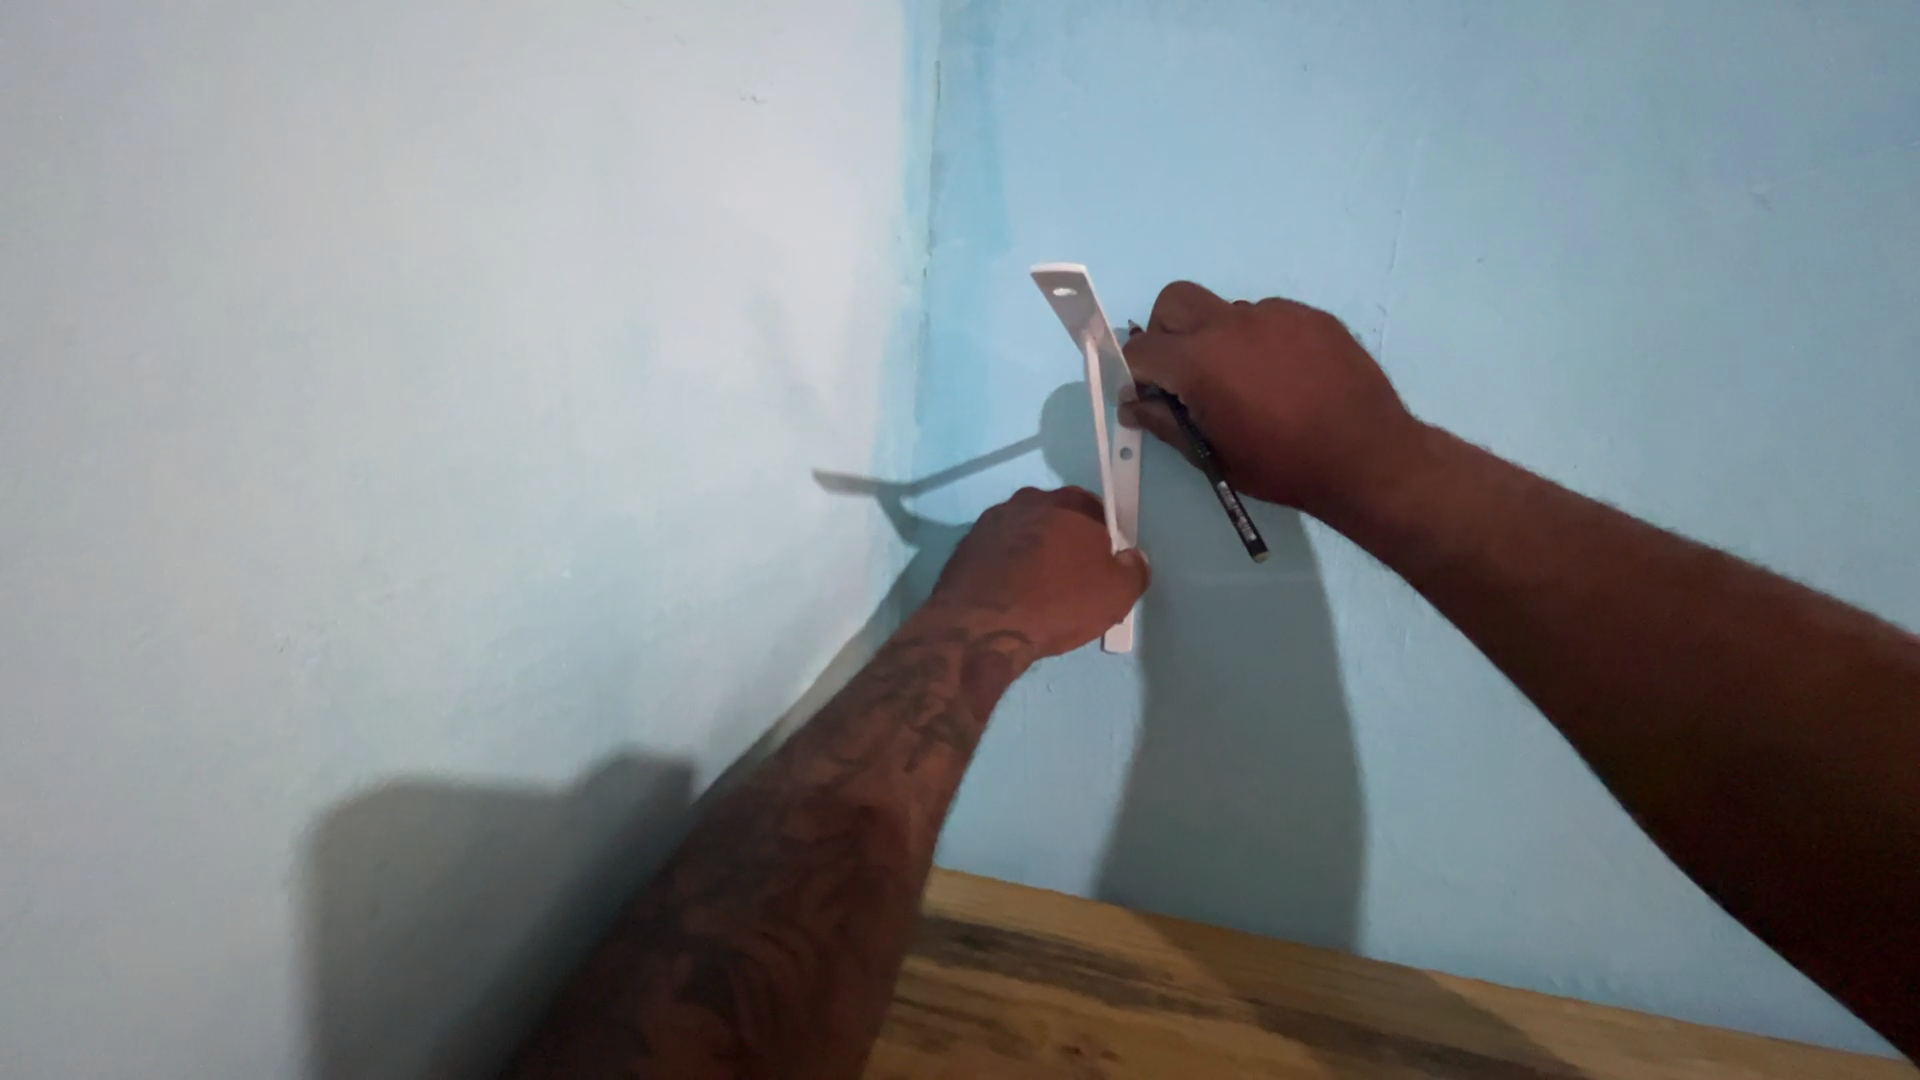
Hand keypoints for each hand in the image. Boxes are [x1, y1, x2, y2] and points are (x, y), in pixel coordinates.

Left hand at [925, 487, 1149, 658]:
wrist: (982, 627)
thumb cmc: (1057, 603)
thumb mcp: (1116, 594)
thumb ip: (1133, 569)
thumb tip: (1132, 557)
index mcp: (1066, 504)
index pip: (1092, 507)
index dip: (1101, 531)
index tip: (1104, 558)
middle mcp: (1025, 503)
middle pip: (1053, 516)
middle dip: (1064, 538)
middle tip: (1072, 573)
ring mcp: (990, 523)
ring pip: (1021, 532)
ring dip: (1032, 551)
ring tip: (1038, 587)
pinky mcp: (964, 548)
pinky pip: (996, 553)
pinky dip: (1005, 566)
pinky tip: (1010, 593)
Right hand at [1121, 281, 1423, 513]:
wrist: (1367, 457)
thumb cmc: (1281, 465)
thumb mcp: (1211, 455)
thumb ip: (1164, 423)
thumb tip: (1133, 404)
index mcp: (1201, 361)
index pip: (1140, 349)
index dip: (1132, 373)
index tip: (1142, 396)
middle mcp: (1232, 324)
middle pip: (1173, 300)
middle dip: (1163, 333)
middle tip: (1179, 374)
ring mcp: (1275, 314)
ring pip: (1222, 310)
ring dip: (1213, 338)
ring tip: (1240, 381)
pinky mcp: (1310, 316)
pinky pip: (1265, 316)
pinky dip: (1255, 340)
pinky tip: (1278, 376)